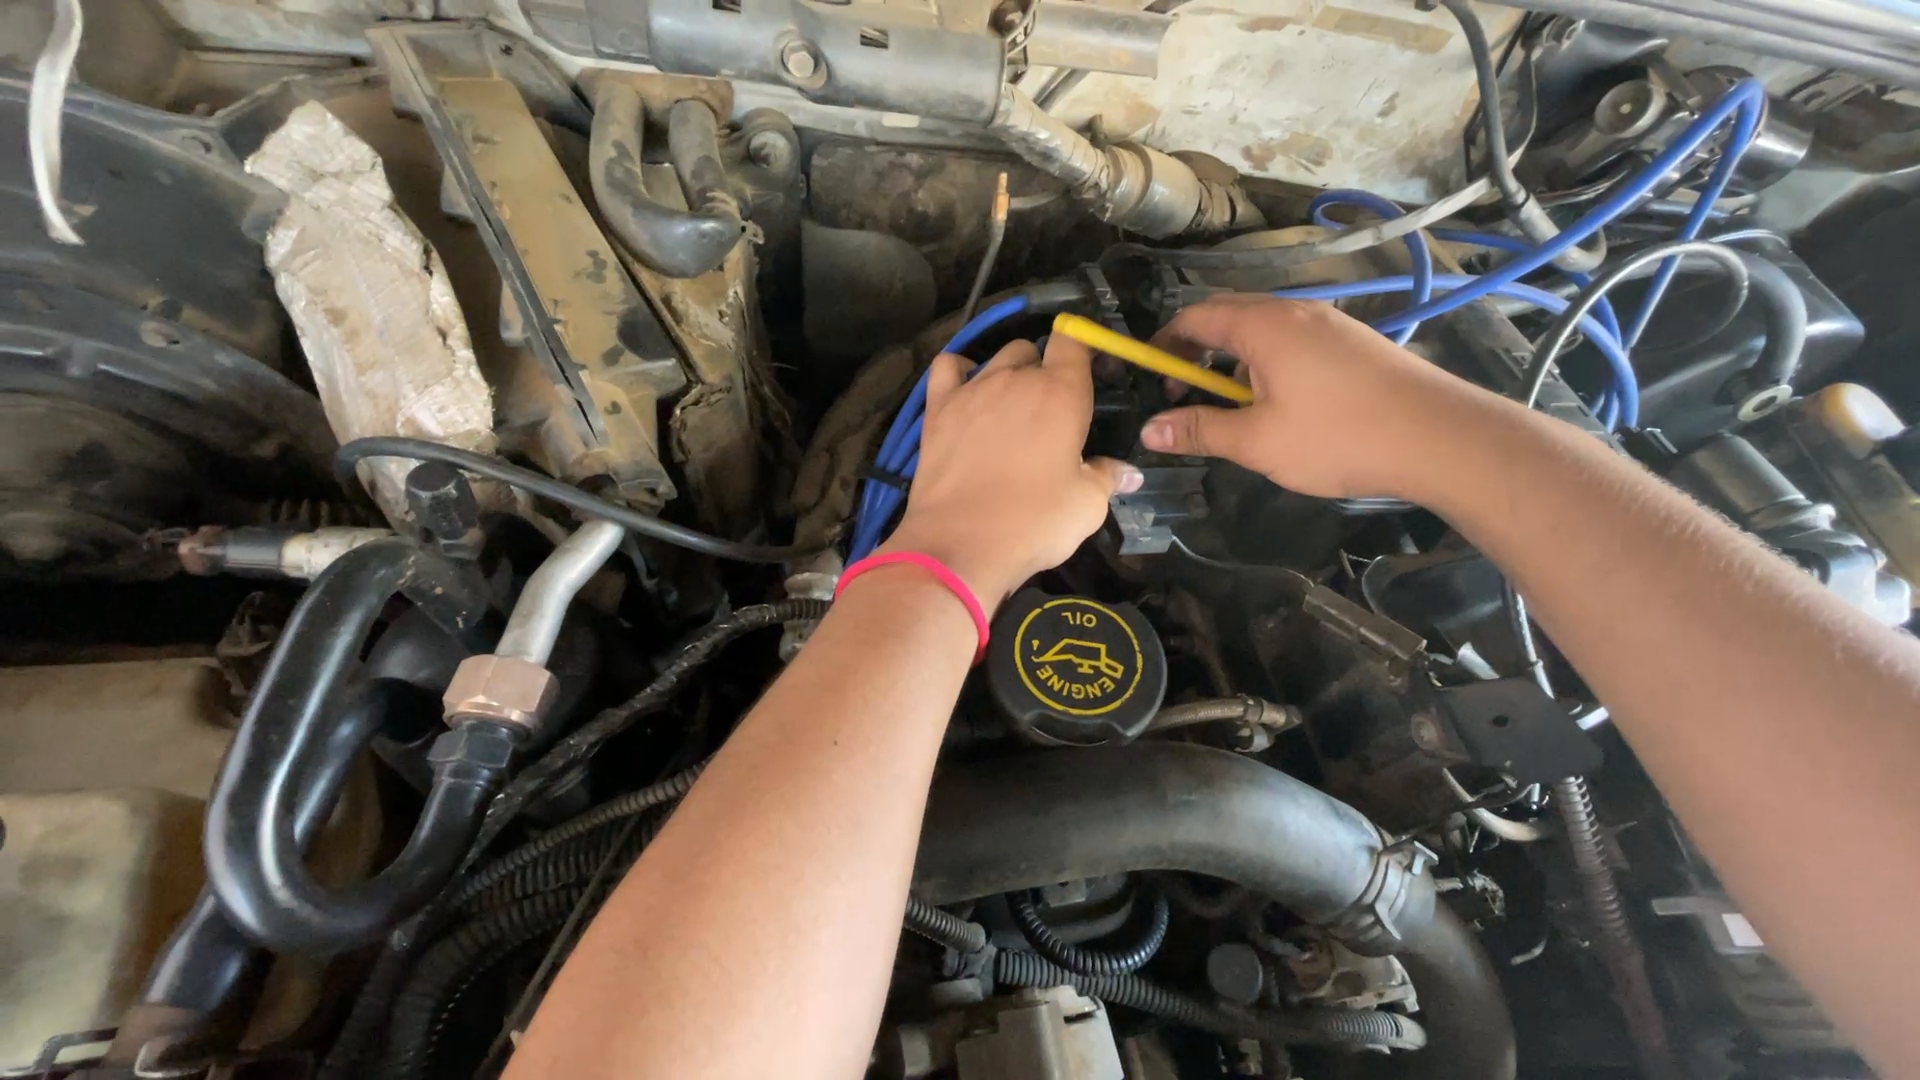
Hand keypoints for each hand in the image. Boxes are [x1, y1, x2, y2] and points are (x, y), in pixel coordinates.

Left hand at [878, 335, 1141, 606]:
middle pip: (1032, 352)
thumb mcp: (1087, 506)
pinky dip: (959, 372)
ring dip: (1007, 374)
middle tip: (1047, 414)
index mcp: (1061, 393)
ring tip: (1009, 409)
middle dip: (1042, 372)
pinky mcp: (937, 408)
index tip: (1085, 372)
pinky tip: (966, 394)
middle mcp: (1016, 379)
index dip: (1081, 350)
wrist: (961, 542)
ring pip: (995, 359)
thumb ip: (1106, 478)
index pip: (1074, 342)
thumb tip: (1127, 472)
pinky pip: (947, 367)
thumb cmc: (1034, 522)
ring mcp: (973, 390)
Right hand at [1139, 295, 1475, 500]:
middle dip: (1195, 352)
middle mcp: (1295, 312)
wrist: (1441, 438)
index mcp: (1264, 326)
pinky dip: (1264, 364)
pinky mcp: (1350, 343)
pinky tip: (1277, 405)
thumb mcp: (1257, 442)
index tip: (1150, 377)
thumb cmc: (1339, 437)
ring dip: (1231, 361)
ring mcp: (1328, 324)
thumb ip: (1200, 430)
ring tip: (1229, 407)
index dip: (1164, 343)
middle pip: (1227, 317)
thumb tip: (1149, 430)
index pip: (1195, 316)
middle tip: (1182, 395)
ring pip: (1261, 331)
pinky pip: (1290, 342)